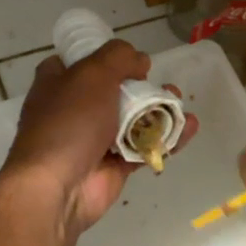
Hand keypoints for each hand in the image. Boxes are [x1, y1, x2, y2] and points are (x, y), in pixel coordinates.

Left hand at [3, 40, 196, 235]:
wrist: (58, 187)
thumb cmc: (69, 122)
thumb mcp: (92, 74)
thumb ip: (119, 57)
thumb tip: (140, 61)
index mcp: (57, 83)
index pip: (80, 61)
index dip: (106, 57)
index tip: (131, 59)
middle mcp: (73, 108)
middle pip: (114, 90)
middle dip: (143, 86)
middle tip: (165, 86)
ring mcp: (94, 138)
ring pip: (133, 119)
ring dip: (159, 111)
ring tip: (180, 104)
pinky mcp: (114, 164)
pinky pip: (145, 146)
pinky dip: (166, 138)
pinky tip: (188, 128)